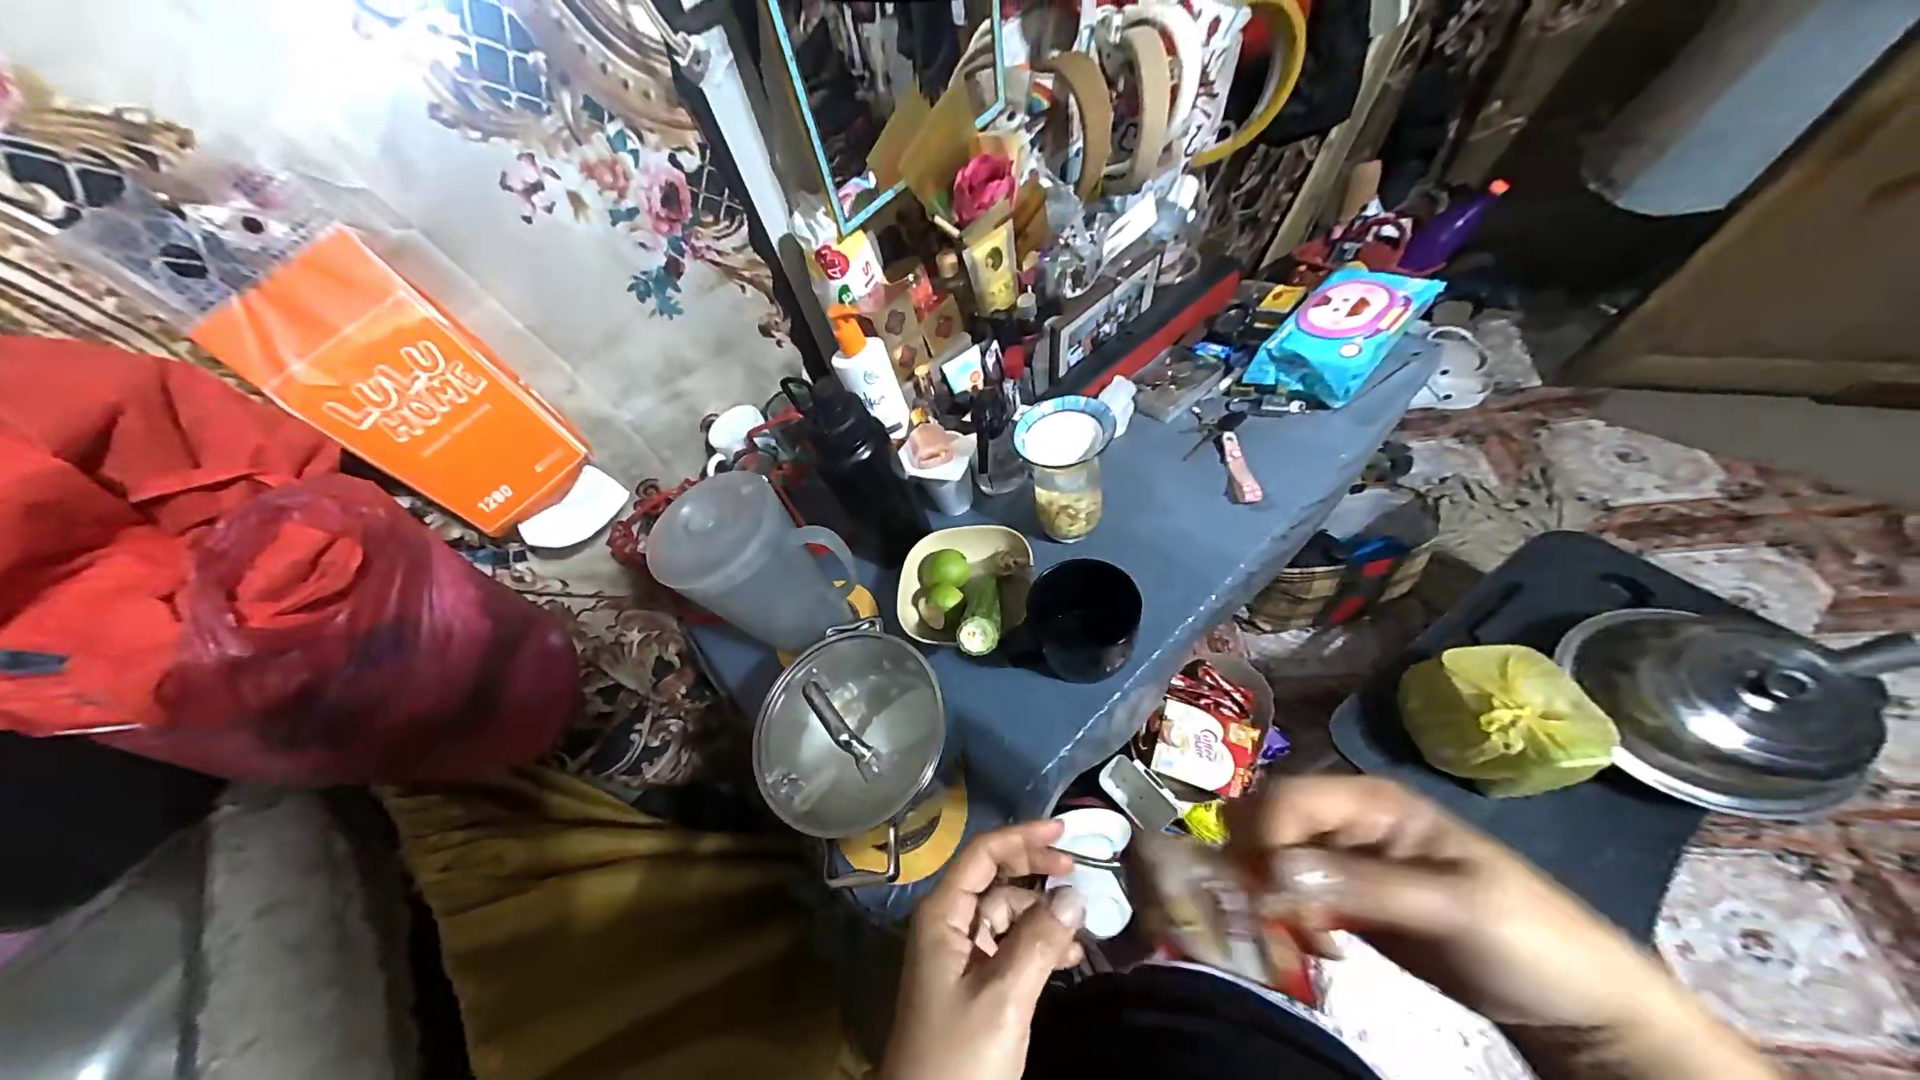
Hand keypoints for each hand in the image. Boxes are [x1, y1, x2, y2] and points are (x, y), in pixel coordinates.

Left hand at [881, 821, 1085, 1079]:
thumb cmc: (959, 1056)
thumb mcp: (1004, 997)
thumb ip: (1039, 941)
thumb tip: (1075, 895)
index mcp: (943, 914)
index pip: (983, 854)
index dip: (1022, 837)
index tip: (1063, 832)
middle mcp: (948, 922)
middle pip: (994, 876)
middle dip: (1034, 868)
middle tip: (1076, 868)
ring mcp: (960, 951)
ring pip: (1006, 911)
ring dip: (1042, 913)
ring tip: (1081, 926)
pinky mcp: (973, 979)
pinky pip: (1009, 943)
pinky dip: (1038, 942)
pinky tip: (1068, 954)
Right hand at [1236, 777, 1775, 1078]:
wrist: (1577, 1003)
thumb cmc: (1530, 939)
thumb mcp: (1456, 907)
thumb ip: (1364, 885)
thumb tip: (1275, 873)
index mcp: (1371, 800)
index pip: (1286, 798)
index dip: (1266, 839)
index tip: (1272, 898)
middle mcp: (1345, 819)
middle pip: (1264, 820)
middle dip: (1256, 867)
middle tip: (1276, 922)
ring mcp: (1341, 858)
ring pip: (1267, 856)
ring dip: (1265, 895)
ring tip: (1300, 942)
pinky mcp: (1340, 897)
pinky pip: (1285, 892)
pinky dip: (1281, 916)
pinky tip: (1313, 946)